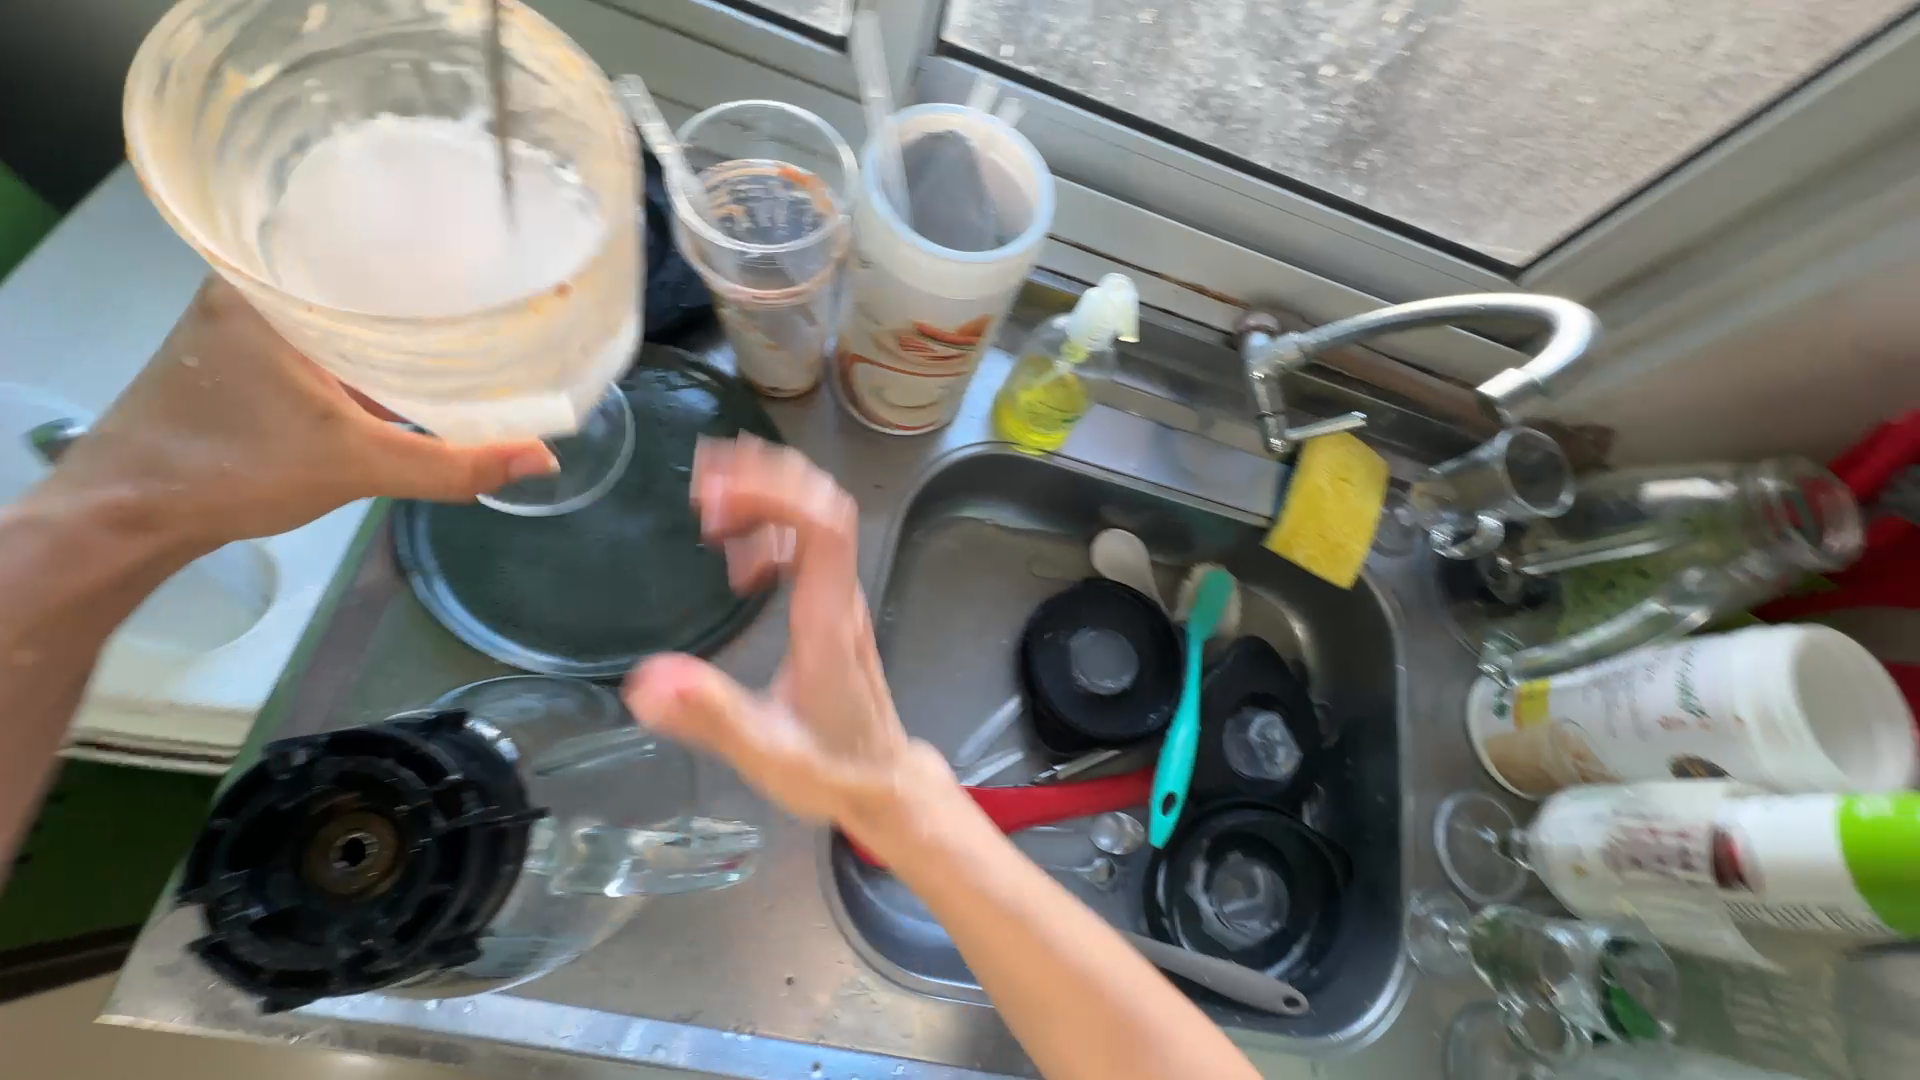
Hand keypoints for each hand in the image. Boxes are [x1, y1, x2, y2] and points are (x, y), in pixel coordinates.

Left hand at [40, 276, 555, 548]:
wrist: (132, 516)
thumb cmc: (233, 470)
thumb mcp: (359, 466)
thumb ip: (454, 465)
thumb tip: (543, 461)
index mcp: (266, 294)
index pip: (362, 254)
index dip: (430, 263)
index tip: (492, 272)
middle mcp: (254, 299)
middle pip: (362, 289)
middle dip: (428, 304)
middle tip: (500, 310)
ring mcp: (251, 332)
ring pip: (349, 323)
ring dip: (403, 339)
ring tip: (477, 341)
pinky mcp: (255, 365)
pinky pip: (335, 350)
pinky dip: (377, 365)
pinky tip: (423, 380)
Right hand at [622, 436, 950, 833]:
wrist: (882, 782)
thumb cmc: (829, 768)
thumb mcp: (768, 752)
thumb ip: (712, 717)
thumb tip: (644, 681)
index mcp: (828, 620)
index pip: (823, 527)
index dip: (776, 494)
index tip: (715, 498)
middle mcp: (841, 597)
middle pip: (823, 506)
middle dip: (766, 480)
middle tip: (703, 484)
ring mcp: (840, 599)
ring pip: (819, 520)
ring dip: (768, 498)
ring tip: (709, 509)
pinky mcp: (832, 609)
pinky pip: (810, 547)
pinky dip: (772, 532)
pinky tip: (736, 560)